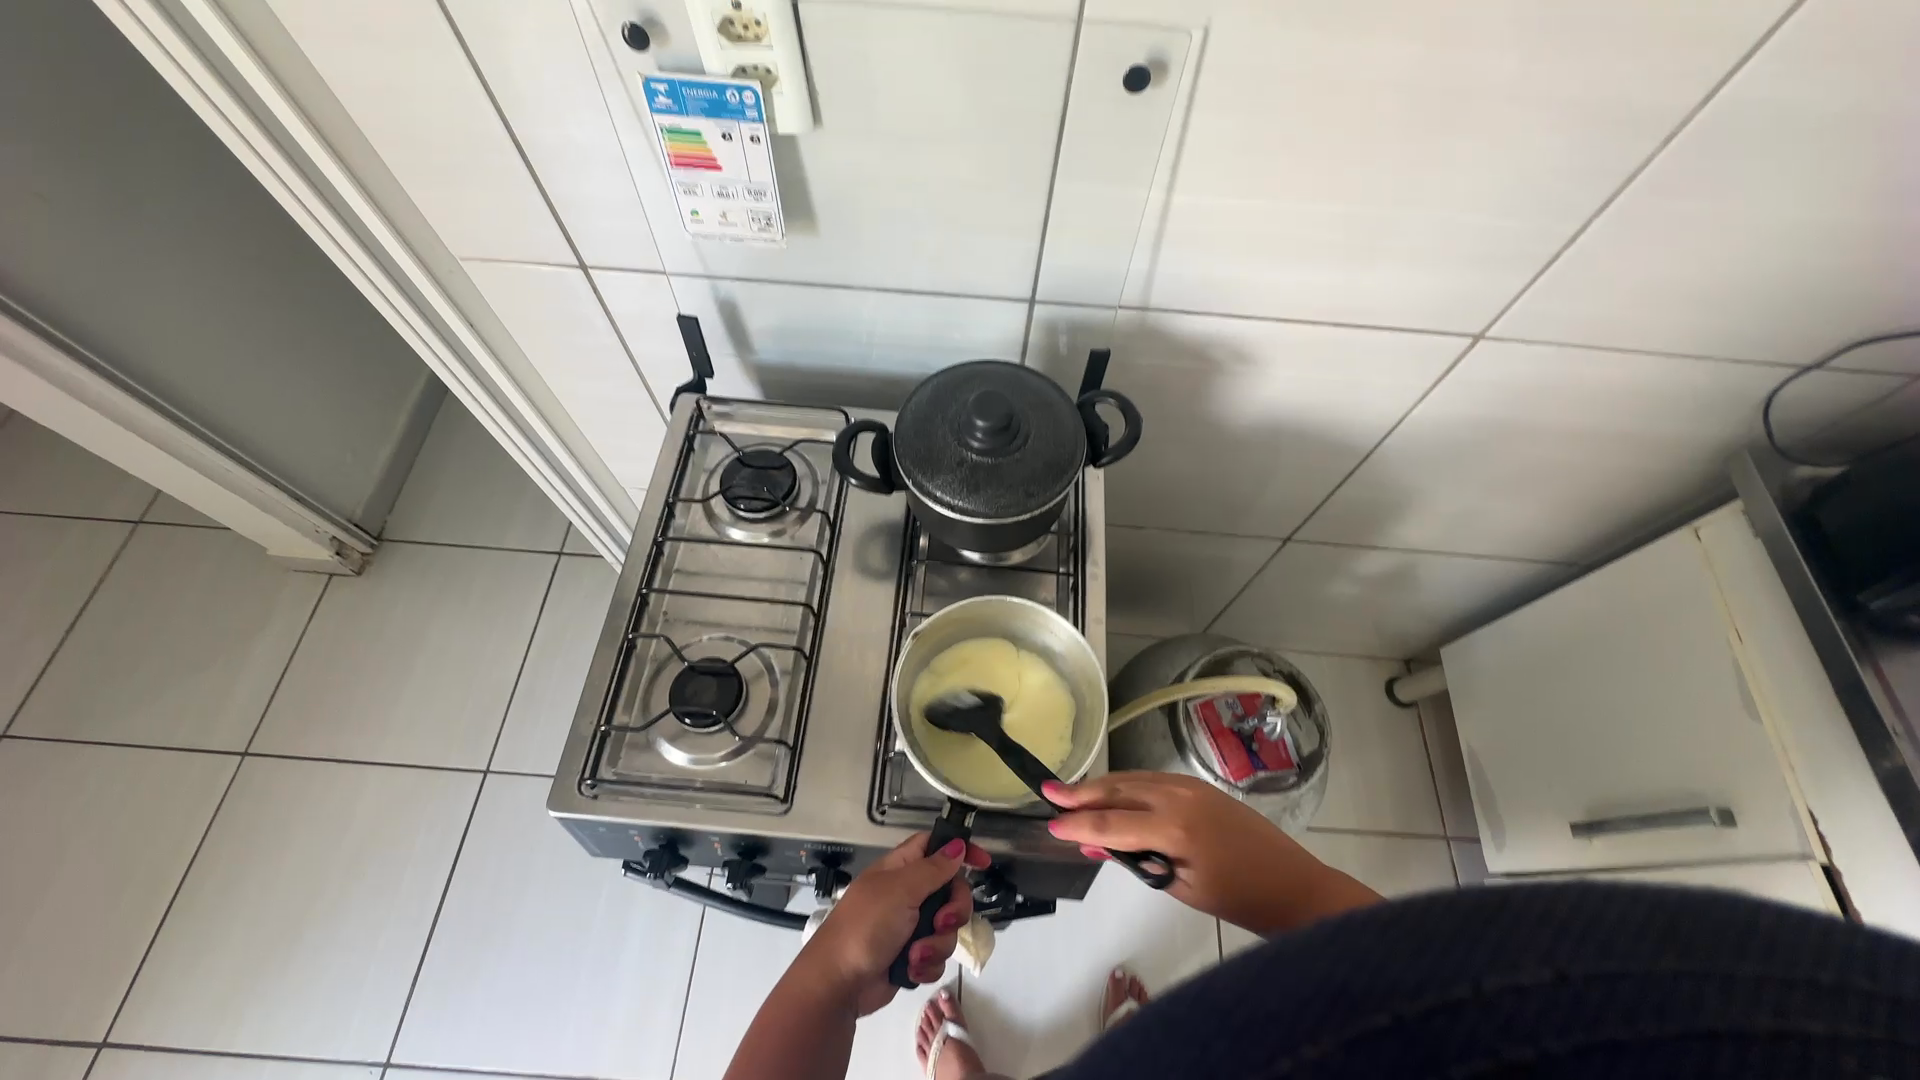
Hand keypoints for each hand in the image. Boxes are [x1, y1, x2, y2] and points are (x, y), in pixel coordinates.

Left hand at [795, 832, 990, 1015]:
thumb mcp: (900, 890)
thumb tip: (957, 846)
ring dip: (936, 943)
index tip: (984, 862)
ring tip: (915, 954)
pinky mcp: (912, 956)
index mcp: (900, 869)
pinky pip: (937, 954)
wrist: (839, 983)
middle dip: (953, 911)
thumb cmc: (865, 927)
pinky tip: (910, 970)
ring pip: (947, 927)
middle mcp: (907, 894)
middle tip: (941, 922)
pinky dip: (927, 963)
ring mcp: (910, 926)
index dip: (959, 850)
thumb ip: (933, 869)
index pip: (935, 847)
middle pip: (951, 891)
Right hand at [1044, 771, 1378, 934]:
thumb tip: (1096, 846)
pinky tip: (1111, 792)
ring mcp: (1190, 785)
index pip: (1112, 823)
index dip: (1078, 824)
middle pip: (1118, 790)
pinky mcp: (1198, 785)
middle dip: (1081, 792)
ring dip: (1101, 786)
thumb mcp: (1180, 886)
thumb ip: (1137, 860)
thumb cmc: (1239, 898)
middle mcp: (1178, 796)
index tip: (1050, 824)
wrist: (1294, 884)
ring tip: (1069, 793)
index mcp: (1174, 828)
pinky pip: (1151, 779)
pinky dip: (1126, 784)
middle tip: (1047, 791)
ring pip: (1133, 779)